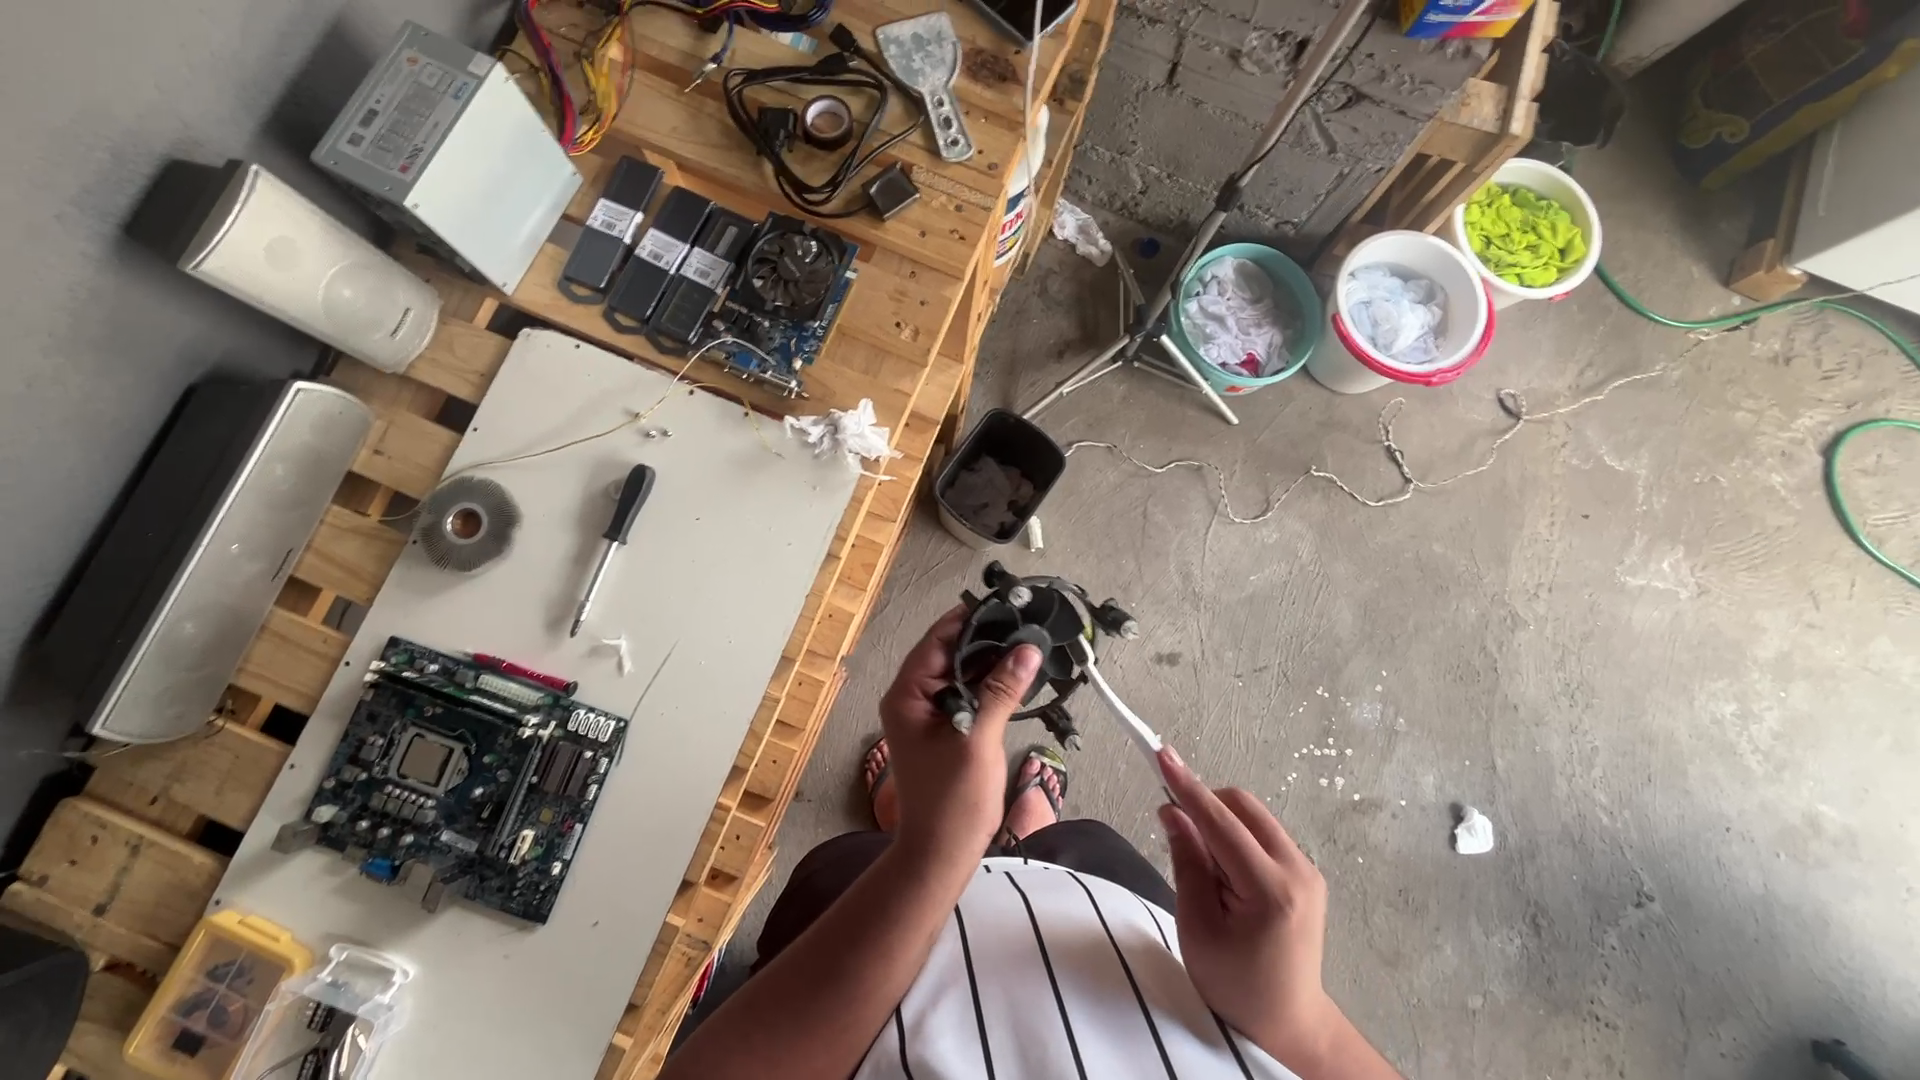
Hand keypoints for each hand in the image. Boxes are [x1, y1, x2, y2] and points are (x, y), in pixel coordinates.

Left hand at [878, 606, 1041, 865]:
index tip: (1004, 603)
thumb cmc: (952, 800)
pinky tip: (1016, 673)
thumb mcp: (978, 739)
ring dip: (990, 660)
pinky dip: (989, 683)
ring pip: (959, 673)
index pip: (936, 641)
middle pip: (948, 653)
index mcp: (906, 696)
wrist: (942, 852)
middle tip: (1024, 620)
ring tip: (1027, 640)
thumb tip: (1027, 648)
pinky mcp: (945, 729)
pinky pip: (966, 694)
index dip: (969, 620)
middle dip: (984, 638)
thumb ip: (1001, 690)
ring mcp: (927, 715)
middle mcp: (912, 699)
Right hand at [1157, 746, 1338, 1068]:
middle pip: (1243, 806)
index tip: (1162, 754)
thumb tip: (1172, 811)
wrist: (1286, 1021)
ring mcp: (1307, 871)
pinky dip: (1235, 837)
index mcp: (1271, 889)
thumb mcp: (1197, 926)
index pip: (1222, 823)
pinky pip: (1263, 834)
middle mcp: (1298, 870)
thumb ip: (1186, 862)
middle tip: (1176, 829)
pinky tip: (1223, 874)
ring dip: (1220, 822)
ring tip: (1203, 867)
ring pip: (1253, 816)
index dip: (1187, 786)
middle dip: (1205, 803)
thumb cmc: (1233, 984)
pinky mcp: (1306, 874)